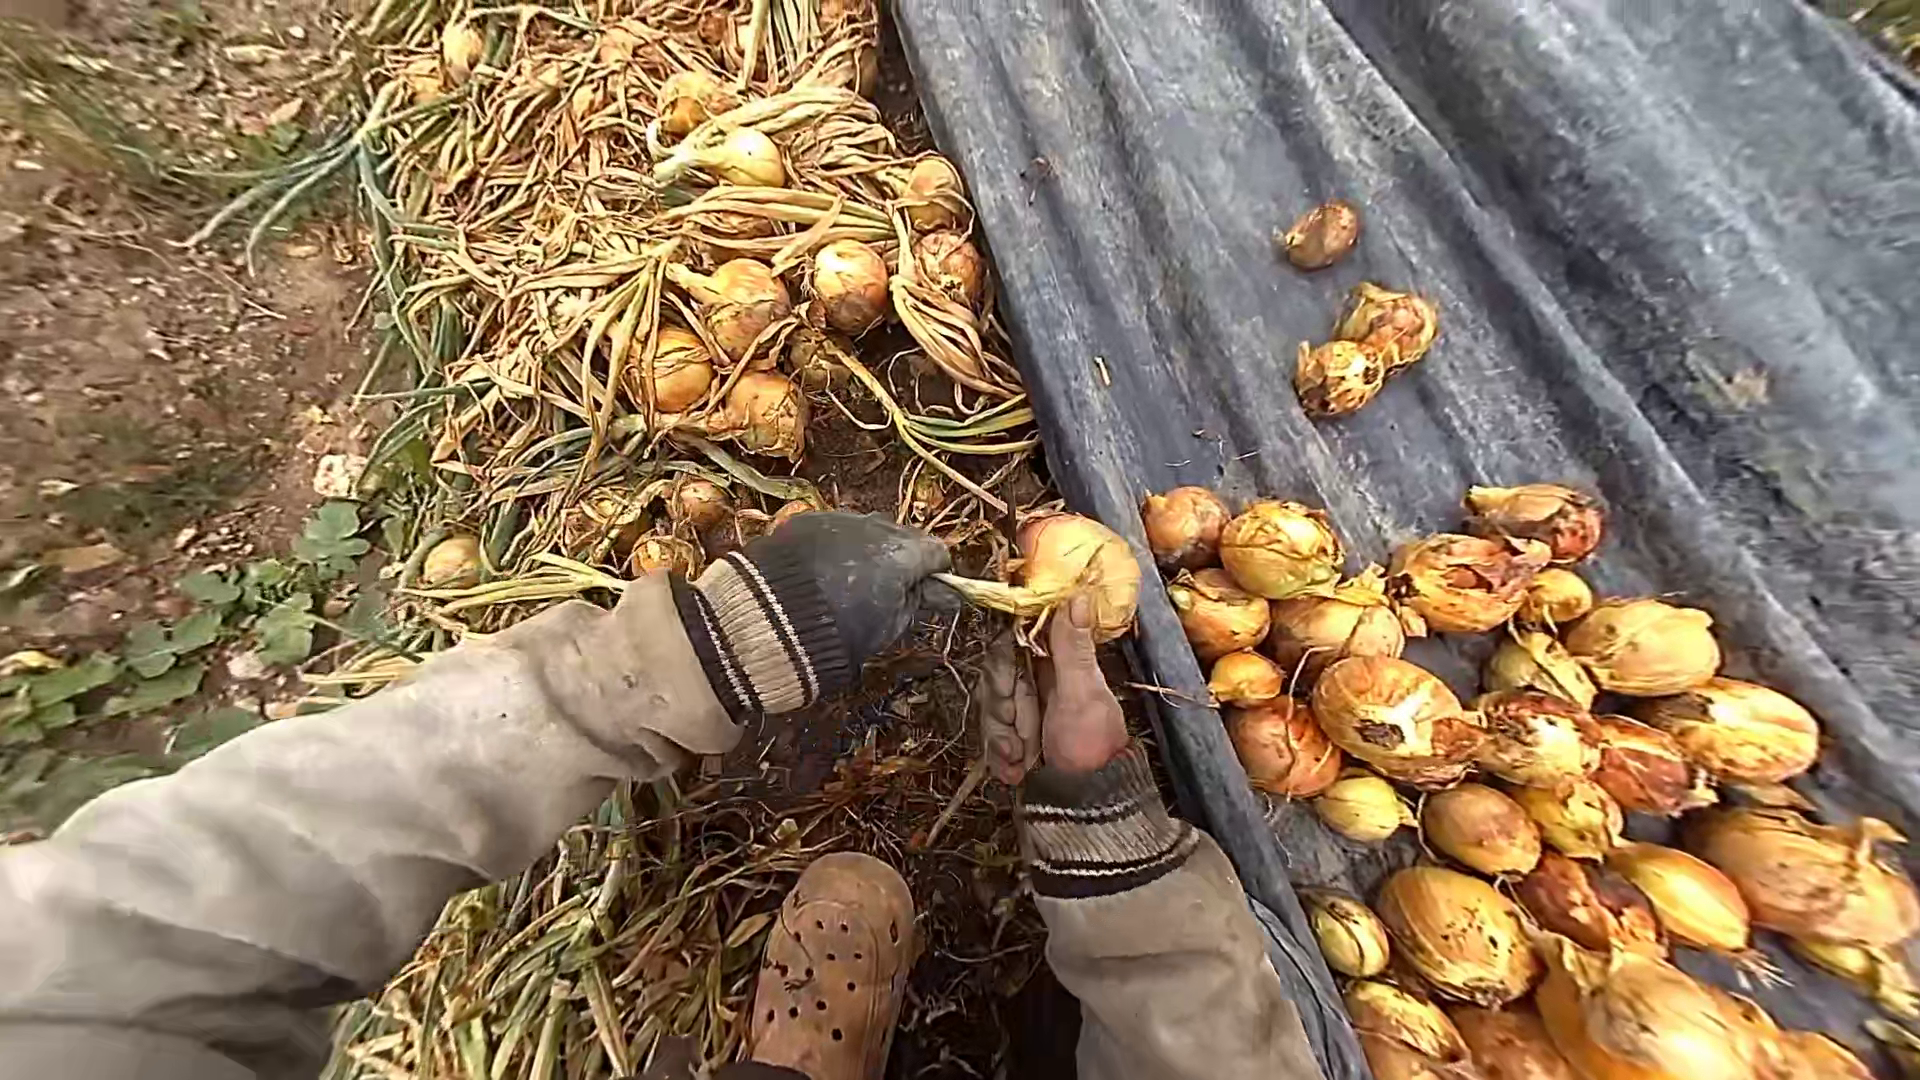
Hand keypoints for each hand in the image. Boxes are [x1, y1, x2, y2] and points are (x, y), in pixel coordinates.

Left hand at [747, 512, 951, 663]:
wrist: (768, 620)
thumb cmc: (839, 632)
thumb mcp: (890, 627)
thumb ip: (918, 602)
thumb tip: (941, 593)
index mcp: (903, 553)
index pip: (937, 551)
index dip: (936, 572)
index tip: (928, 589)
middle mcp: (876, 526)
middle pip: (905, 536)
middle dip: (905, 558)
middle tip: (891, 587)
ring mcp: (842, 519)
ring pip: (872, 529)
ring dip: (872, 549)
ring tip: (854, 578)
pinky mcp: (810, 519)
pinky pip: (838, 528)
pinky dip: (839, 545)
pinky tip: (825, 570)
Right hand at [976, 596, 1129, 783]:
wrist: (1088, 806)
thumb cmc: (1091, 746)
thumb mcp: (1083, 695)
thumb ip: (1073, 647)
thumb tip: (1080, 595)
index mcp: (1055, 661)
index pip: (1010, 643)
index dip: (1002, 669)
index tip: (1007, 694)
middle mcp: (1037, 678)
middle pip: (995, 678)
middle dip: (1003, 712)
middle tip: (1021, 737)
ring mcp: (1025, 707)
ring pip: (989, 707)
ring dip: (1001, 737)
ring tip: (1021, 758)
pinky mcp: (1014, 732)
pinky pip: (990, 734)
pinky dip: (1000, 756)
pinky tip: (1016, 769)